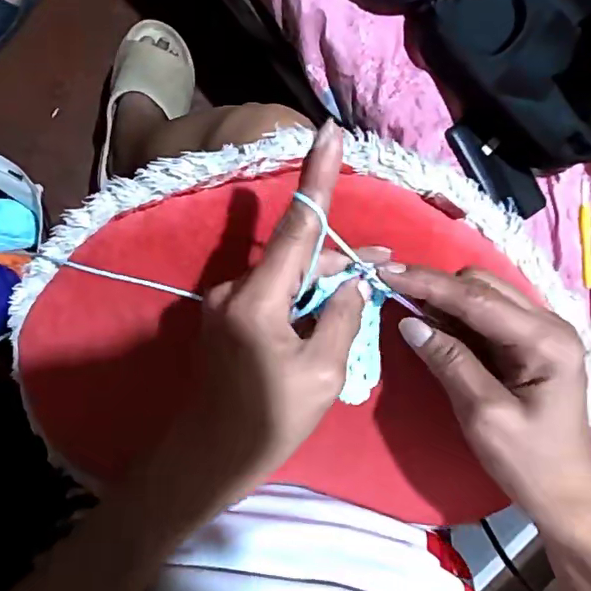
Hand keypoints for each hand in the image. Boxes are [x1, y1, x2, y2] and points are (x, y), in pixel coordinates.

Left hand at [136, 122, 369, 506]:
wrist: (209, 458)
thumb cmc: (267, 421)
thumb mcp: (322, 373)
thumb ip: (341, 319)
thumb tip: (351, 285)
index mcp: (257, 298)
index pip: (297, 226)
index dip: (317, 177)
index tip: (328, 132)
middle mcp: (235, 289)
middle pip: (298, 257)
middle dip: (339, 262)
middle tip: (381, 270)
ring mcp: (225, 304)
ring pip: (287, 279)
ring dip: (321, 287)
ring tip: (357, 305)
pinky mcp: (226, 320)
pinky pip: (272, 298)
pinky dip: (301, 303)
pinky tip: (325, 323)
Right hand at [385, 266, 590, 543]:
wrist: (563, 494)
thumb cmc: (527, 461)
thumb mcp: (483, 414)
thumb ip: (449, 361)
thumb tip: (411, 321)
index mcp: (545, 341)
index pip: (477, 299)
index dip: (429, 284)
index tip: (387, 271)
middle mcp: (549, 324)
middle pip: (483, 285)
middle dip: (436, 286)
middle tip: (392, 293)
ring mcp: (542, 332)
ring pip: (484, 295)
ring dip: (445, 299)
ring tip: (406, 307)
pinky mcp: (530, 344)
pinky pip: (487, 315)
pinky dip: (457, 316)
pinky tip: (433, 324)